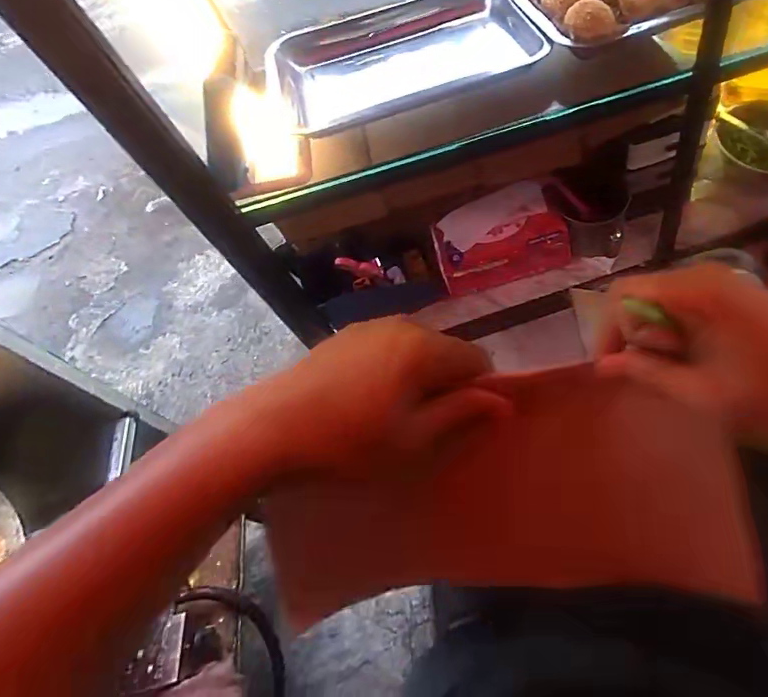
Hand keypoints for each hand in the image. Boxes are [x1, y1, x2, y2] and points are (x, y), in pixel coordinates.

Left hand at [221, 318, 511, 484]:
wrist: (264, 431)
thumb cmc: (346, 443)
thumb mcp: (412, 441)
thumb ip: (462, 414)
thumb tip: (503, 403)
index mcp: (425, 346)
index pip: (477, 358)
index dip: (479, 390)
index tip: (459, 422)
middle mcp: (404, 324)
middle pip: (447, 350)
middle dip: (447, 382)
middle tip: (424, 424)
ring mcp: (371, 325)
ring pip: (417, 348)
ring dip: (419, 375)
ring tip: (392, 414)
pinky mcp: (346, 334)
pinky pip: (388, 346)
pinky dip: (392, 368)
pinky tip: (364, 399)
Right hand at [595, 264, 767, 435]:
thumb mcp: (708, 396)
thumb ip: (652, 376)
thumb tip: (605, 366)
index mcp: (695, 290)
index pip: (624, 293)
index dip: (609, 331)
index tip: (615, 373)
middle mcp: (706, 274)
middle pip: (646, 295)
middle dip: (641, 339)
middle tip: (667, 381)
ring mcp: (727, 282)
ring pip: (670, 304)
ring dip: (666, 340)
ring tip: (693, 378)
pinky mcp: (742, 295)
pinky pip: (694, 307)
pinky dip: (688, 335)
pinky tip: (711, 366)